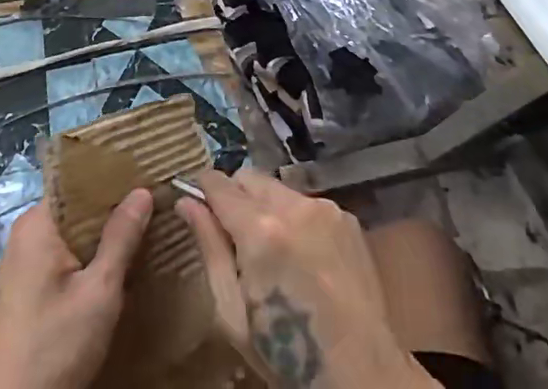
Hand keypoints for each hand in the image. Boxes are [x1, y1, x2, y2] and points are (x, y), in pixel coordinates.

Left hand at [0, 191, 152, 388]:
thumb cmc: (55, 344)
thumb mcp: (99, 292)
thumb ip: (121, 239)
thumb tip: (142, 191)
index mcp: (37, 222)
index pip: (77, 181)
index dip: (113, 178)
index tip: (146, 175)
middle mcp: (26, 233)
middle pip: (76, 207)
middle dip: (112, 208)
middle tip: (153, 204)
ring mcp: (23, 260)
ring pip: (72, 233)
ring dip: (103, 235)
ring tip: (143, 228)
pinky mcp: (27, 286)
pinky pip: (64, 255)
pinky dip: (89, 256)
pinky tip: (117, 263)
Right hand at [177, 170, 435, 388]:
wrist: (361, 371)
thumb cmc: (286, 350)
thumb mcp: (232, 310)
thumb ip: (209, 247)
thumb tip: (186, 202)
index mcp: (260, 230)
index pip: (218, 183)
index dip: (202, 188)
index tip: (196, 201)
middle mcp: (294, 206)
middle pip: (249, 178)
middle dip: (236, 197)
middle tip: (235, 235)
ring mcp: (326, 209)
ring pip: (278, 189)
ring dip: (267, 207)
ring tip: (273, 251)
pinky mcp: (348, 219)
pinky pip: (307, 204)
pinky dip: (296, 219)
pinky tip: (303, 256)